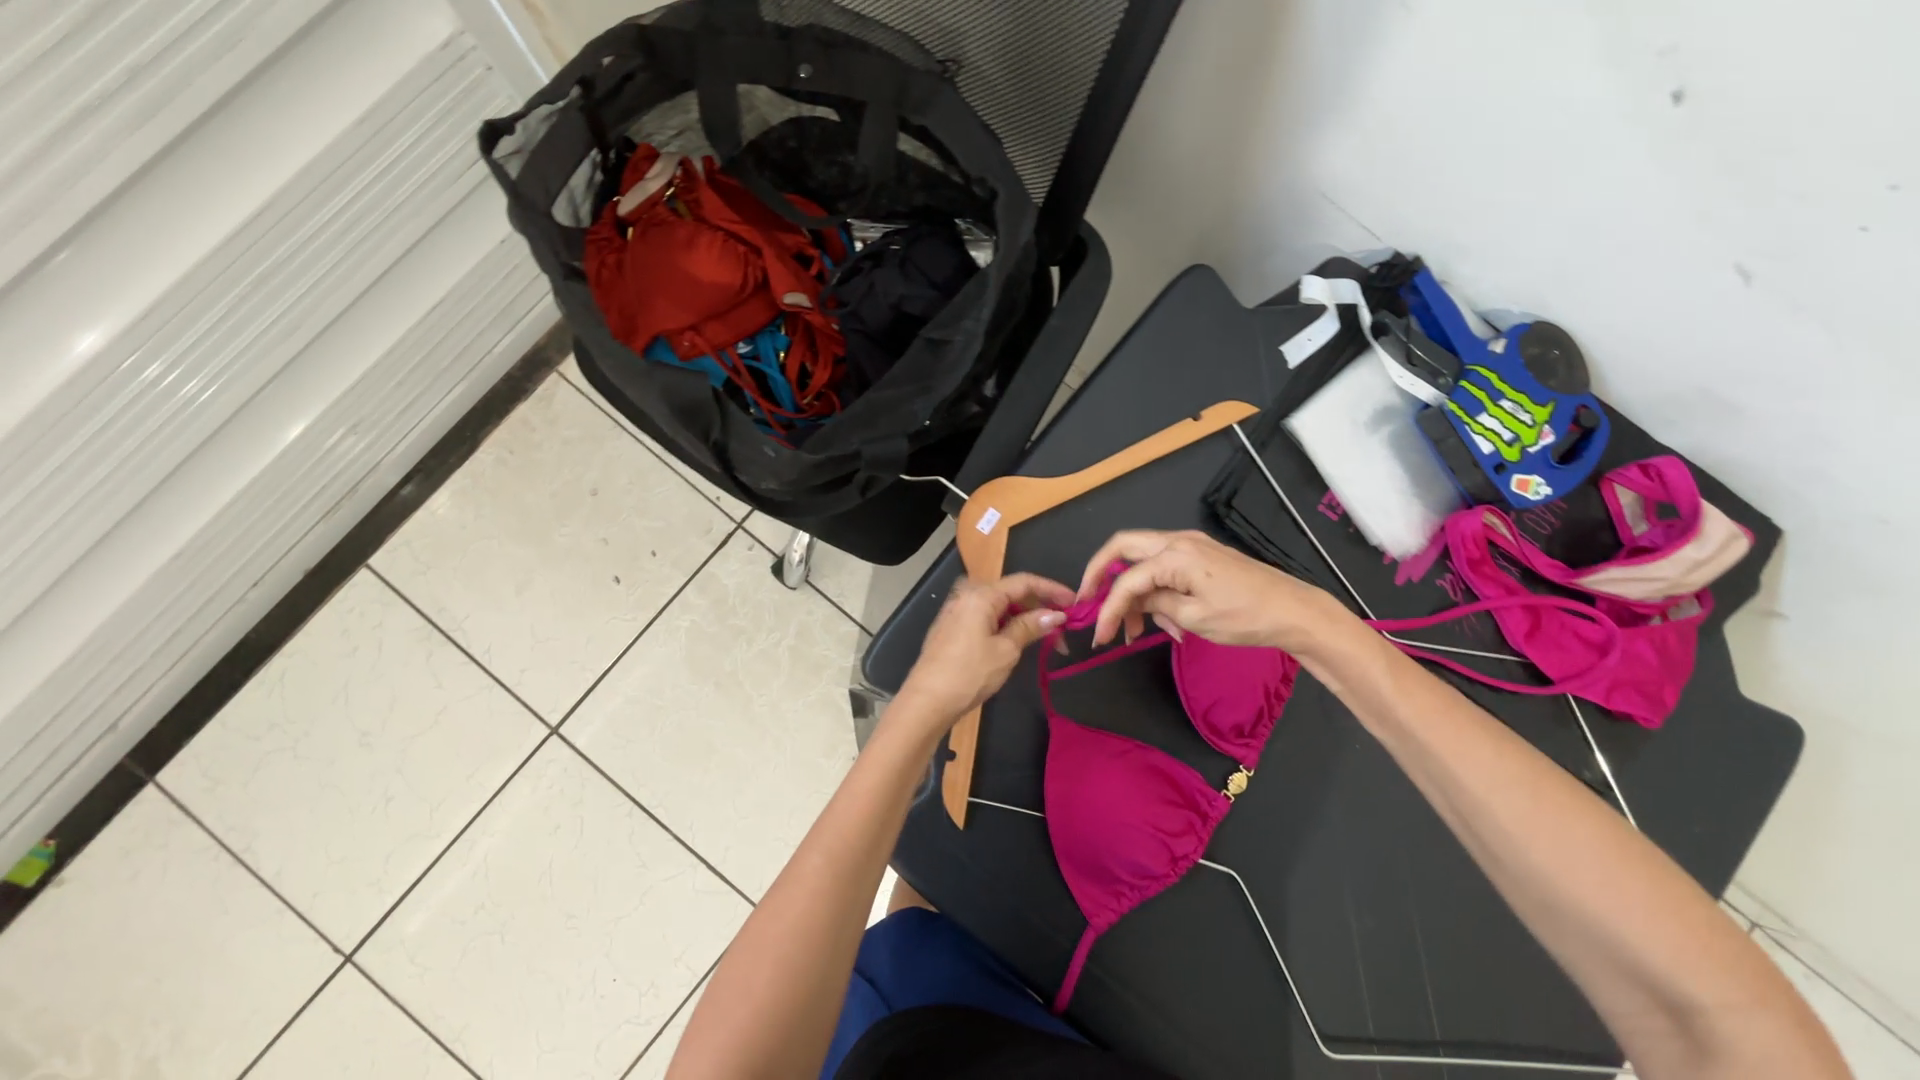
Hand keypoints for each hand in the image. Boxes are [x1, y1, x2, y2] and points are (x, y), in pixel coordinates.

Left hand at [896, 573, 1075, 722]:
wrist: (927, 701)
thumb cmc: (969, 673)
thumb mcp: (1006, 650)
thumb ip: (1030, 627)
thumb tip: (1056, 615)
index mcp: (981, 594)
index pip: (1024, 582)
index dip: (1052, 590)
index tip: (1075, 603)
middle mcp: (967, 596)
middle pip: (1011, 592)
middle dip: (1039, 607)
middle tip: (1063, 628)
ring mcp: (957, 612)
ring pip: (999, 607)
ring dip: (1024, 619)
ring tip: (1046, 638)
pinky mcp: (952, 629)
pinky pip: (986, 618)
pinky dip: (1006, 625)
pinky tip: (1019, 641)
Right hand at [1077, 530, 1350, 653]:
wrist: (1293, 610)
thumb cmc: (1244, 617)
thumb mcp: (1193, 618)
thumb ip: (1154, 604)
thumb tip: (1129, 601)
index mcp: (1175, 555)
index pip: (1126, 580)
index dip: (1107, 609)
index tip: (1099, 635)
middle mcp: (1179, 540)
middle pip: (1124, 547)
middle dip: (1101, 574)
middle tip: (1089, 601)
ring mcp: (1192, 545)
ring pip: (1143, 558)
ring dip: (1132, 588)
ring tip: (1137, 629)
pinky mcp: (1202, 555)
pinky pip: (1164, 565)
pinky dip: (1154, 588)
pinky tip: (1164, 620)